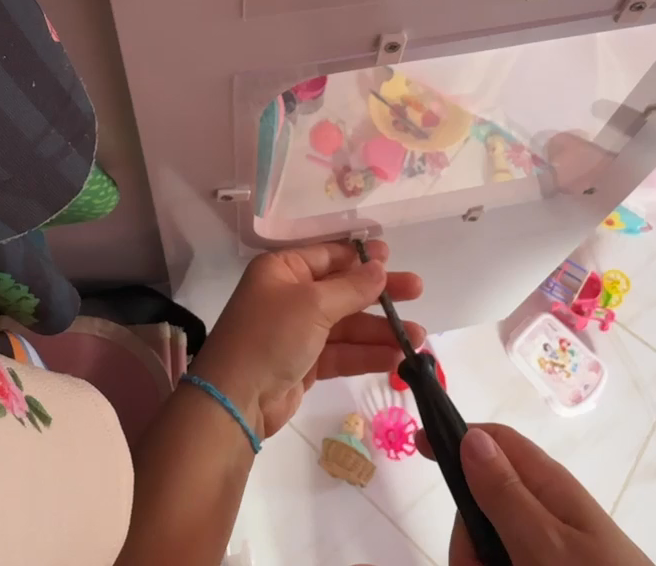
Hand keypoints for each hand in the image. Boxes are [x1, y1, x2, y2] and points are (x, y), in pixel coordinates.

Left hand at [189, 240, 424, 438]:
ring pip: (347, 324)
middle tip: (417, 291)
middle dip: (378, 294)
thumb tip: (379, 267)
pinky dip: (367, 354)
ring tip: (419, 337)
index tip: (392, 256)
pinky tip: (397, 358)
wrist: (236, 399)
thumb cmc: (271, 335)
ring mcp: (297, 330)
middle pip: (342, 289)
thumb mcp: (313, 304)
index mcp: (283, 270)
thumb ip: (351, 287)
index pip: (327, 256)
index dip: (360, 257)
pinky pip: (342, 352)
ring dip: (380, 330)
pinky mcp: (305, 362)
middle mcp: (289, 295)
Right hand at [420, 424, 654, 565]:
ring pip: (488, 547)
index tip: (418, 448)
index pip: (497, 440)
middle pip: (481, 504)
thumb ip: (505, 494)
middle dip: (468, 540)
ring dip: (479, 565)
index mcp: (550, 488)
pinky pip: (501, 563)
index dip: (457, 437)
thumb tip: (471, 435)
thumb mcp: (547, 546)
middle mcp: (546, 513)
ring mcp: (545, 550)